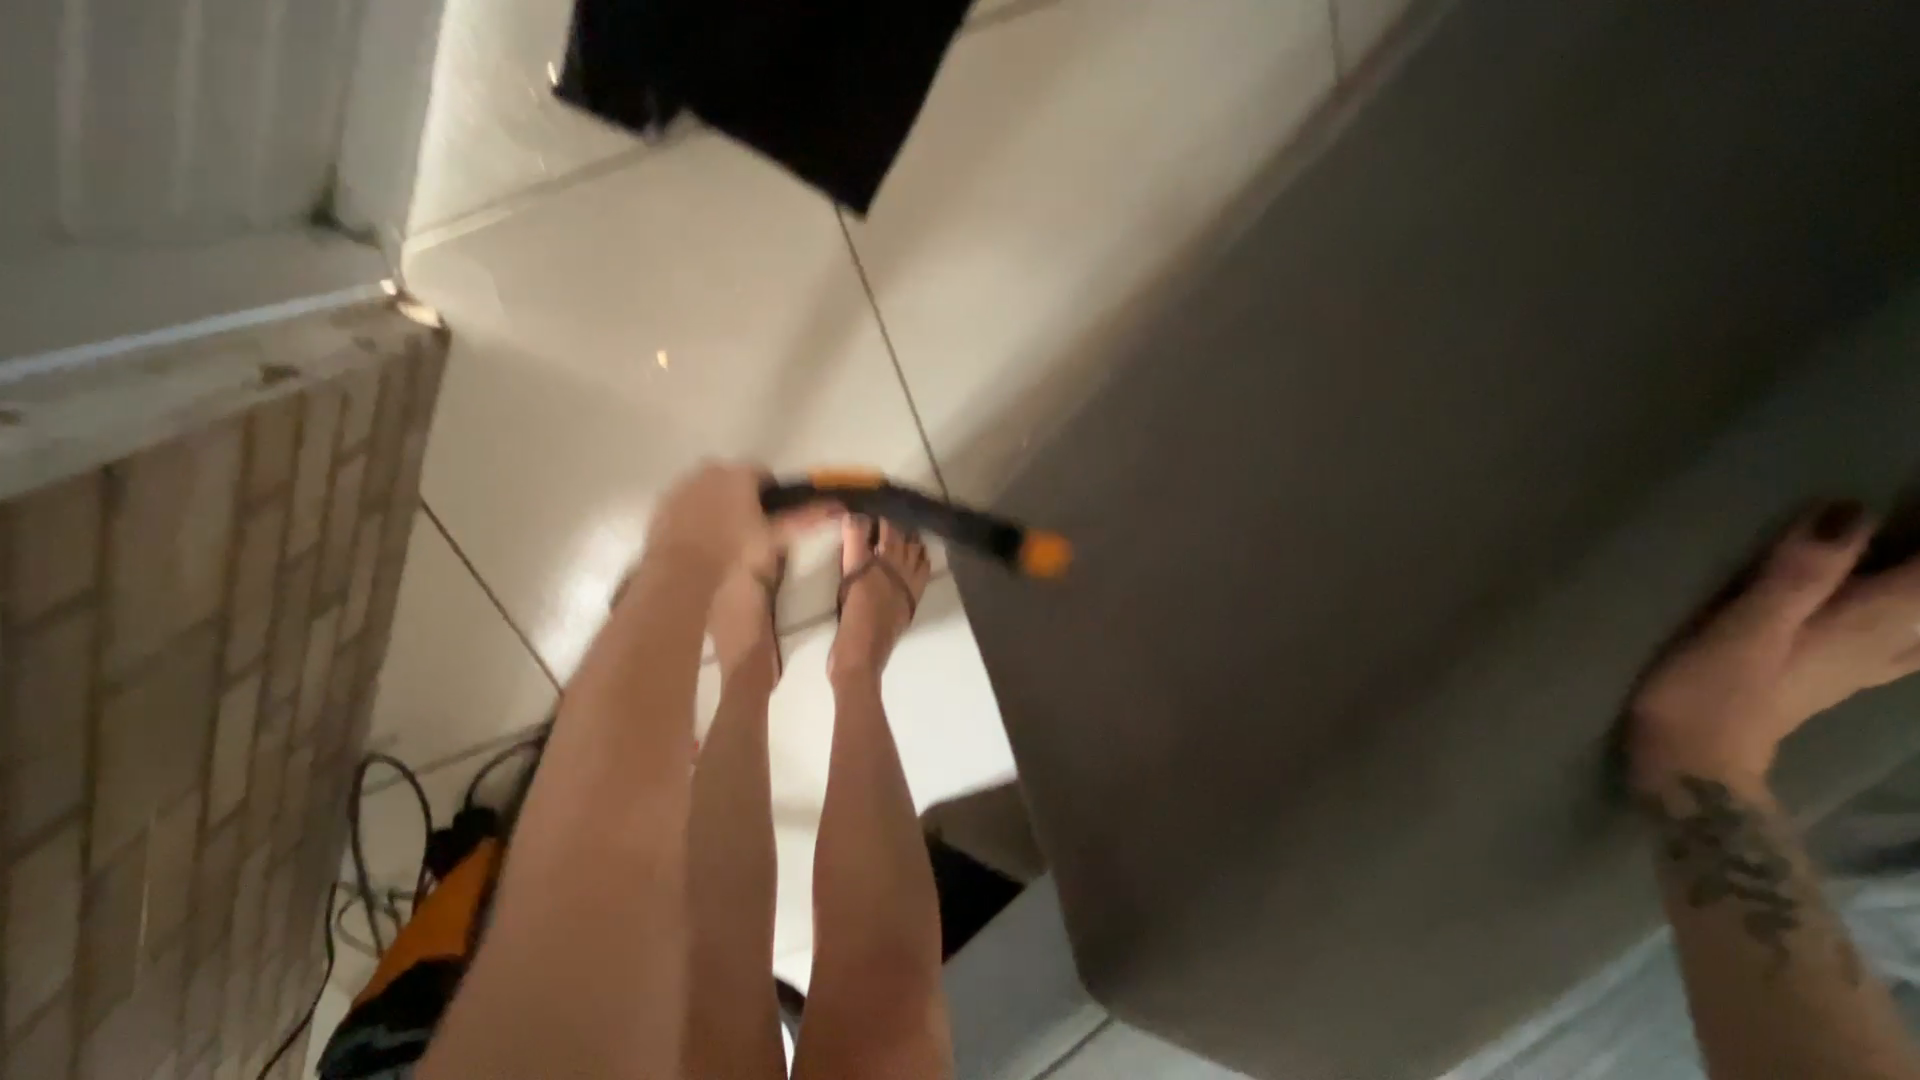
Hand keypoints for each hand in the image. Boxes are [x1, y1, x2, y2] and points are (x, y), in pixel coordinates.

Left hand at [646, 461, 840, 577]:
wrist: (681, 571)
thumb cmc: (734, 551)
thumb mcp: (774, 536)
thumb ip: (805, 519)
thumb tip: (838, 507)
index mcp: (739, 473)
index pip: (763, 474)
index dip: (769, 496)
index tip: (769, 519)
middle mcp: (709, 469)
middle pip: (734, 480)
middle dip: (741, 498)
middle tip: (747, 532)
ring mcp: (682, 484)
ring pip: (709, 490)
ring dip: (717, 506)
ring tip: (723, 539)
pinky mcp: (663, 502)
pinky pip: (686, 503)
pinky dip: (694, 515)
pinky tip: (700, 540)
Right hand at [1631, 500, 1919, 793]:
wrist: (1693, 760)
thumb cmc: (1709, 689)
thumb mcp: (1744, 627)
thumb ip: (1799, 573)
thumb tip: (1850, 510)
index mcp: (1865, 623)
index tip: (1913, 493)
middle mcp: (1882, 642)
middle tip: (1908, 519)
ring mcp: (1863, 665)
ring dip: (1917, 593)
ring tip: (1903, 564)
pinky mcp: (1833, 677)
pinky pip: (1906, 644)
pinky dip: (1910, 622)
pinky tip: (1895, 618)